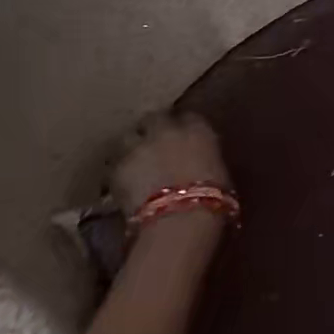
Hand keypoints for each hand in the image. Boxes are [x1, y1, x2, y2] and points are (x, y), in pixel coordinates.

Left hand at [112, 111, 230, 217]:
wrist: (180, 218)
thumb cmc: (213, 196)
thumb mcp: (218, 168)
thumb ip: (204, 156)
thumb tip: (198, 158)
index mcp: (198, 128)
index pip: (189, 116)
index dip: (183, 125)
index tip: (183, 134)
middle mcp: (167, 129)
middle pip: (154, 117)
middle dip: (152, 127)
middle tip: (154, 141)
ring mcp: (139, 146)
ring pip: (129, 136)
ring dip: (132, 145)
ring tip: (135, 159)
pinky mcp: (116, 168)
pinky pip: (115, 163)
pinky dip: (119, 169)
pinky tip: (124, 180)